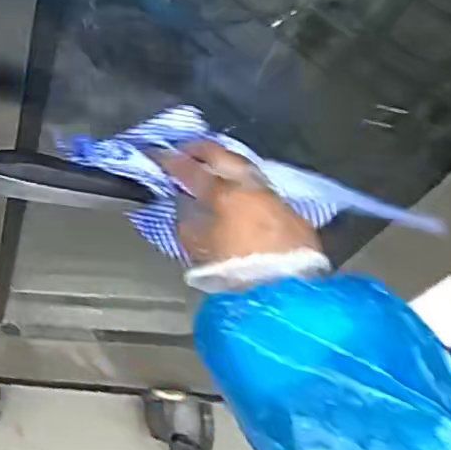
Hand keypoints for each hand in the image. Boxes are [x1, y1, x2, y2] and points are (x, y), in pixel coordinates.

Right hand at [160, 141, 321, 264]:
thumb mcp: (198, 248)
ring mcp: (274, 197)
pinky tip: (240, 192)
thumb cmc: (234, 274)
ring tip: (212, 165)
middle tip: (184, 150)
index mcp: (222, 192)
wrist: (289, 300)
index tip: (156, 154)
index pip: (189, 167)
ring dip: (226, 163)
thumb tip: (182, 202)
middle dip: (199, 149)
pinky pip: (263, 188)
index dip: (169, 159)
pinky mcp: (293, 214)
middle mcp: (249, 187)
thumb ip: (186, 219)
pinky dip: (246, 185)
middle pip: (221, 154)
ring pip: (246, 166)